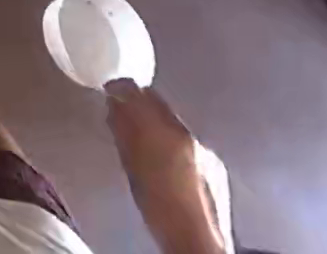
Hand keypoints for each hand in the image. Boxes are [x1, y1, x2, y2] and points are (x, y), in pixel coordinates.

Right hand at [106, 80, 223, 253]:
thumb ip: (123, 133)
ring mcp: (204, 146)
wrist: (198, 245)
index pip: (139, 93)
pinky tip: (167, 159)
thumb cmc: (159, 211)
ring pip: (172, 121)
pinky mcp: (215, 162)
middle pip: (157, 102)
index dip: (122, 87)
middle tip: (122, 108)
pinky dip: (173, 141)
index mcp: (164, 130)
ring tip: (142, 136)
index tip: (110, 88)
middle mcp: (186, 132)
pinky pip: (187, 140)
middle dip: (139, 102)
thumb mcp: (132, 170)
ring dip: (156, 122)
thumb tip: (113, 105)